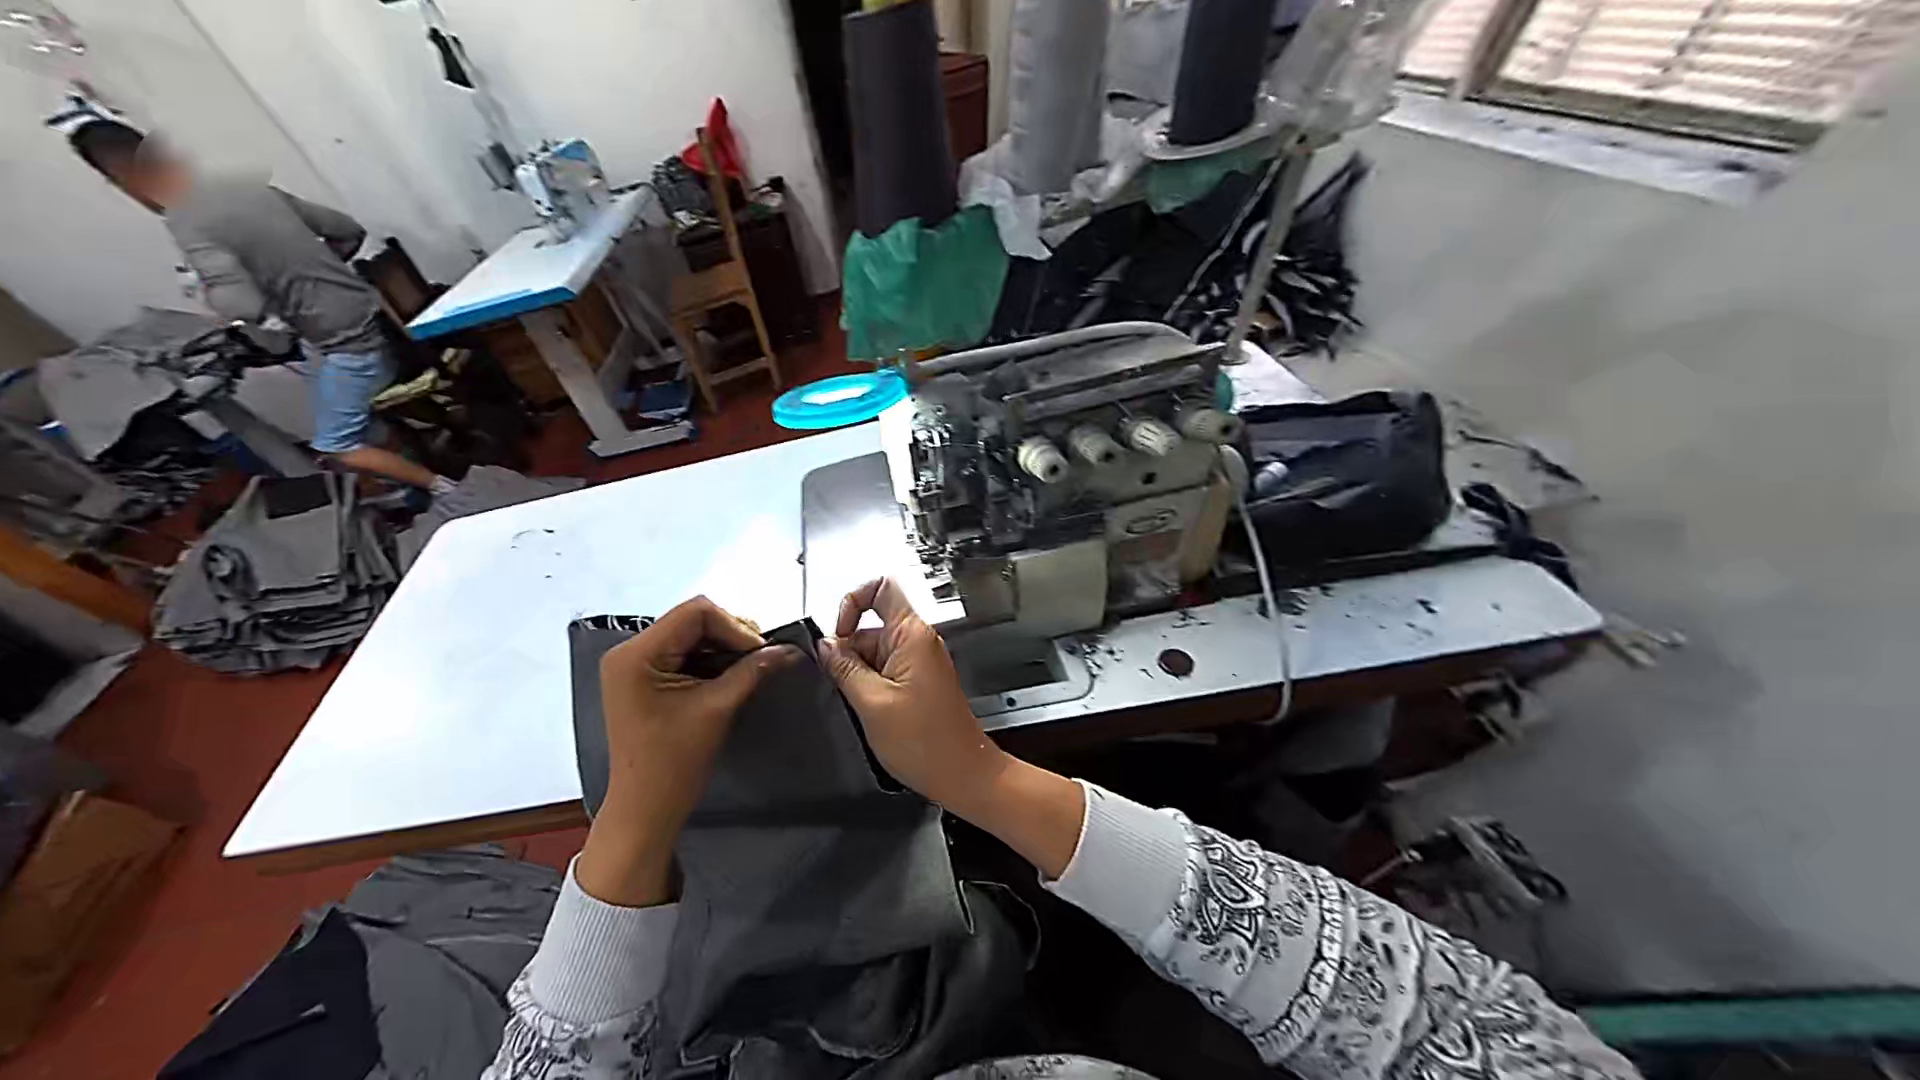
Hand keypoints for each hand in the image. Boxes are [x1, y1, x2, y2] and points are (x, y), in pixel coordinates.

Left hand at [576, 595, 799, 906]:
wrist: (645, 809)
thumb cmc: (674, 763)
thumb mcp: (717, 709)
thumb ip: (752, 671)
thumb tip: (789, 649)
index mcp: (637, 654)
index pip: (696, 613)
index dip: (735, 627)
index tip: (761, 653)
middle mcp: (631, 650)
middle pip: (694, 619)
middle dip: (732, 635)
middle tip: (761, 659)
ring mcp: (636, 664)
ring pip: (693, 633)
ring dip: (725, 646)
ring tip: (750, 666)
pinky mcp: (646, 676)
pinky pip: (686, 651)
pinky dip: (712, 658)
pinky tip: (732, 673)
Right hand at [818, 578, 1008, 810]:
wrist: (961, 773)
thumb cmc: (928, 743)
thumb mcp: (870, 702)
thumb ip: (843, 668)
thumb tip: (825, 646)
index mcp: (913, 635)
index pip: (881, 587)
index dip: (853, 601)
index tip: (839, 632)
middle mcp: (919, 642)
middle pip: (871, 625)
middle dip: (849, 651)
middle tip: (845, 683)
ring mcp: (919, 661)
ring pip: (874, 650)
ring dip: (859, 673)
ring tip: (864, 705)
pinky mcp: (917, 680)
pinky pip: (884, 669)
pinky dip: (869, 686)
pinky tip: (871, 711)